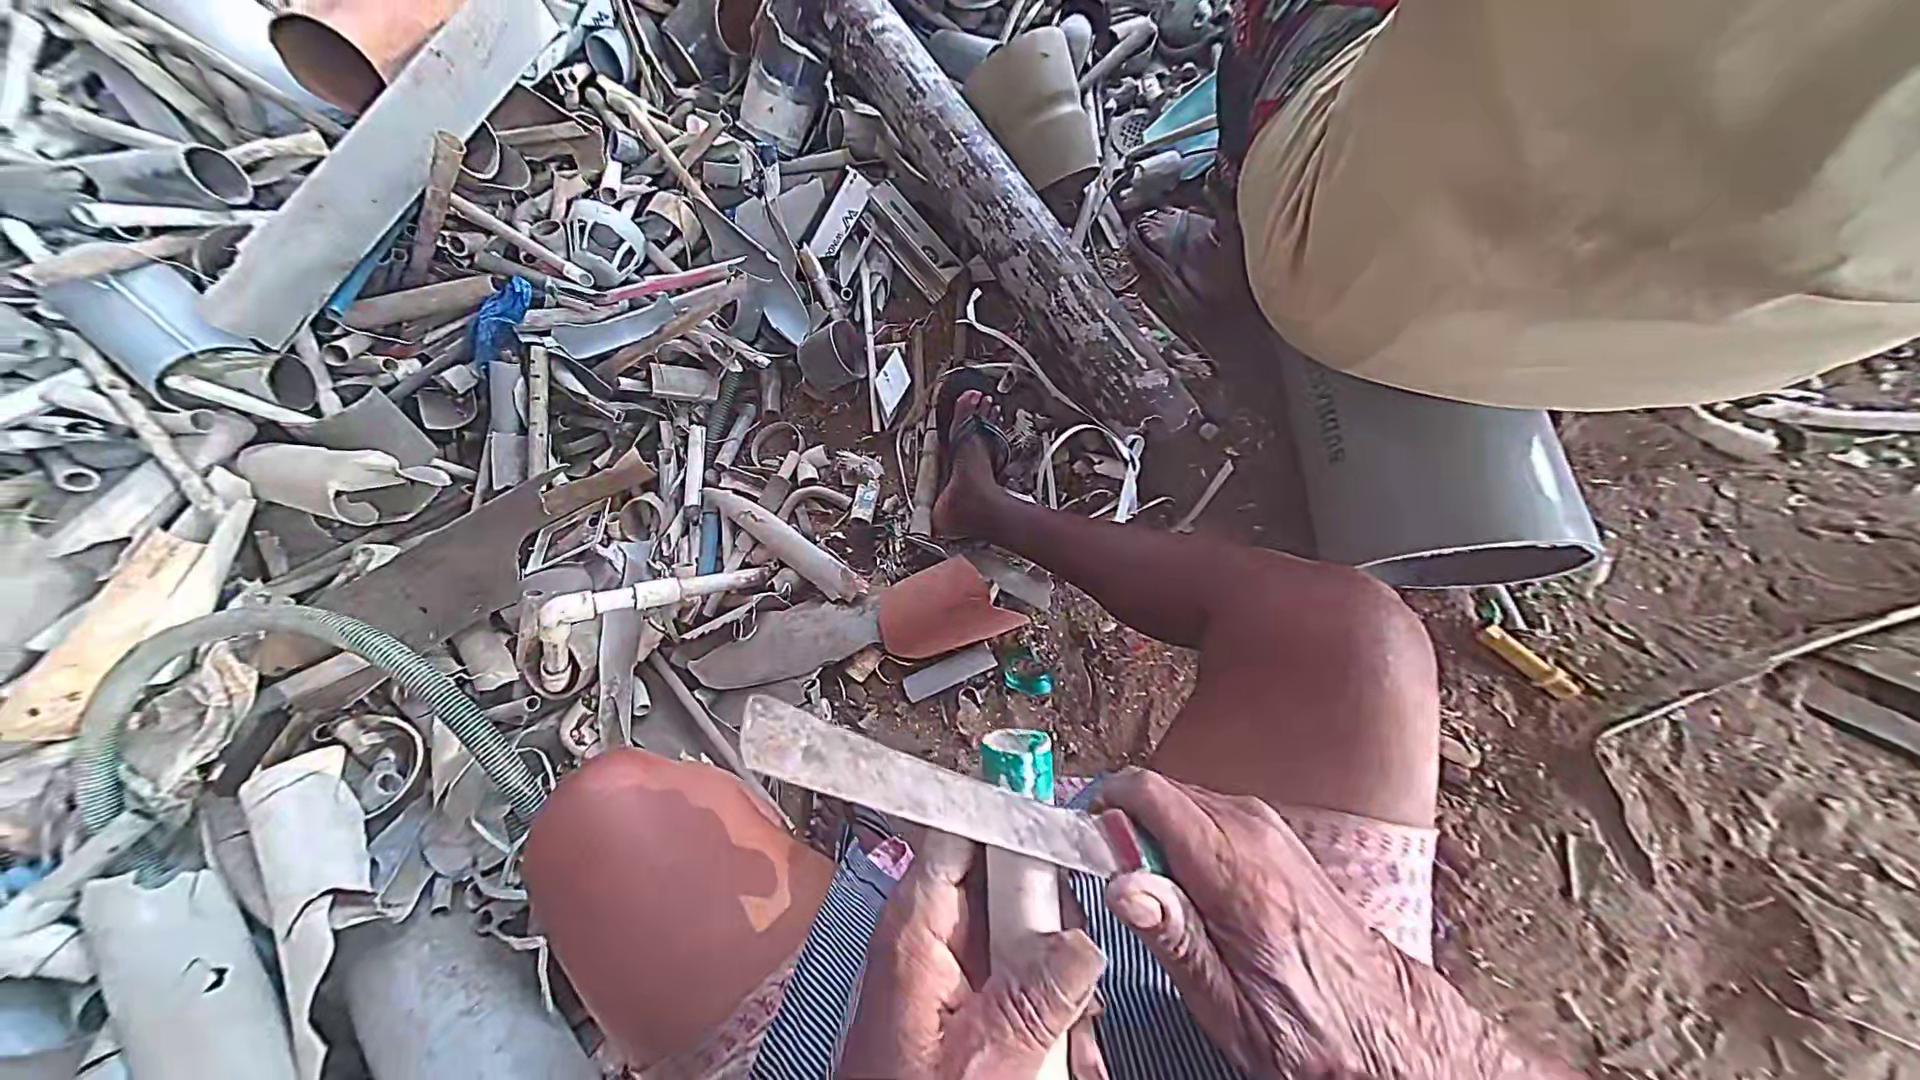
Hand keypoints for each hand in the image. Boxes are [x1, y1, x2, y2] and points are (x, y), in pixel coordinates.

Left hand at [837, 830, 1106, 1079]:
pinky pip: (1015, 957)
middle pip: (1000, 869)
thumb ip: (1036, 998)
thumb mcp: (984, 1061)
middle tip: (1076, 950)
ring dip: (1054, 955)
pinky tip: (1063, 1036)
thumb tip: (1083, 942)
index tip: (1056, 822)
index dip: (1006, 816)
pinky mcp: (966, 982)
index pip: (958, 831)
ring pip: (1017, 915)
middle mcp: (931, 925)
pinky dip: (1045, 987)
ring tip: (1073, 1020)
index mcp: (916, 923)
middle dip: (1047, 906)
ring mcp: (950, 953)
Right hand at [1097, 769, 1578, 1079]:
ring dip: (1148, 829)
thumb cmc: (1305, 1023)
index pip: (1148, 792)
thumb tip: (1119, 883)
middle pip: (1154, 790)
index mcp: (1236, 872)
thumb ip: (1172, 934)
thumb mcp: (1228, 1004)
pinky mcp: (1265, 826)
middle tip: (1120, 878)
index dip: (1104, 806)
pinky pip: (1198, 807)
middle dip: (1123, 823)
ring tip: (1157, 888)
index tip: (1089, 843)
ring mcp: (1261, 822)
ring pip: (1173, 796)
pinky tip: (1187, 880)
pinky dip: (1176, 831)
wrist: (1382, 1022)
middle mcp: (1249, 830)